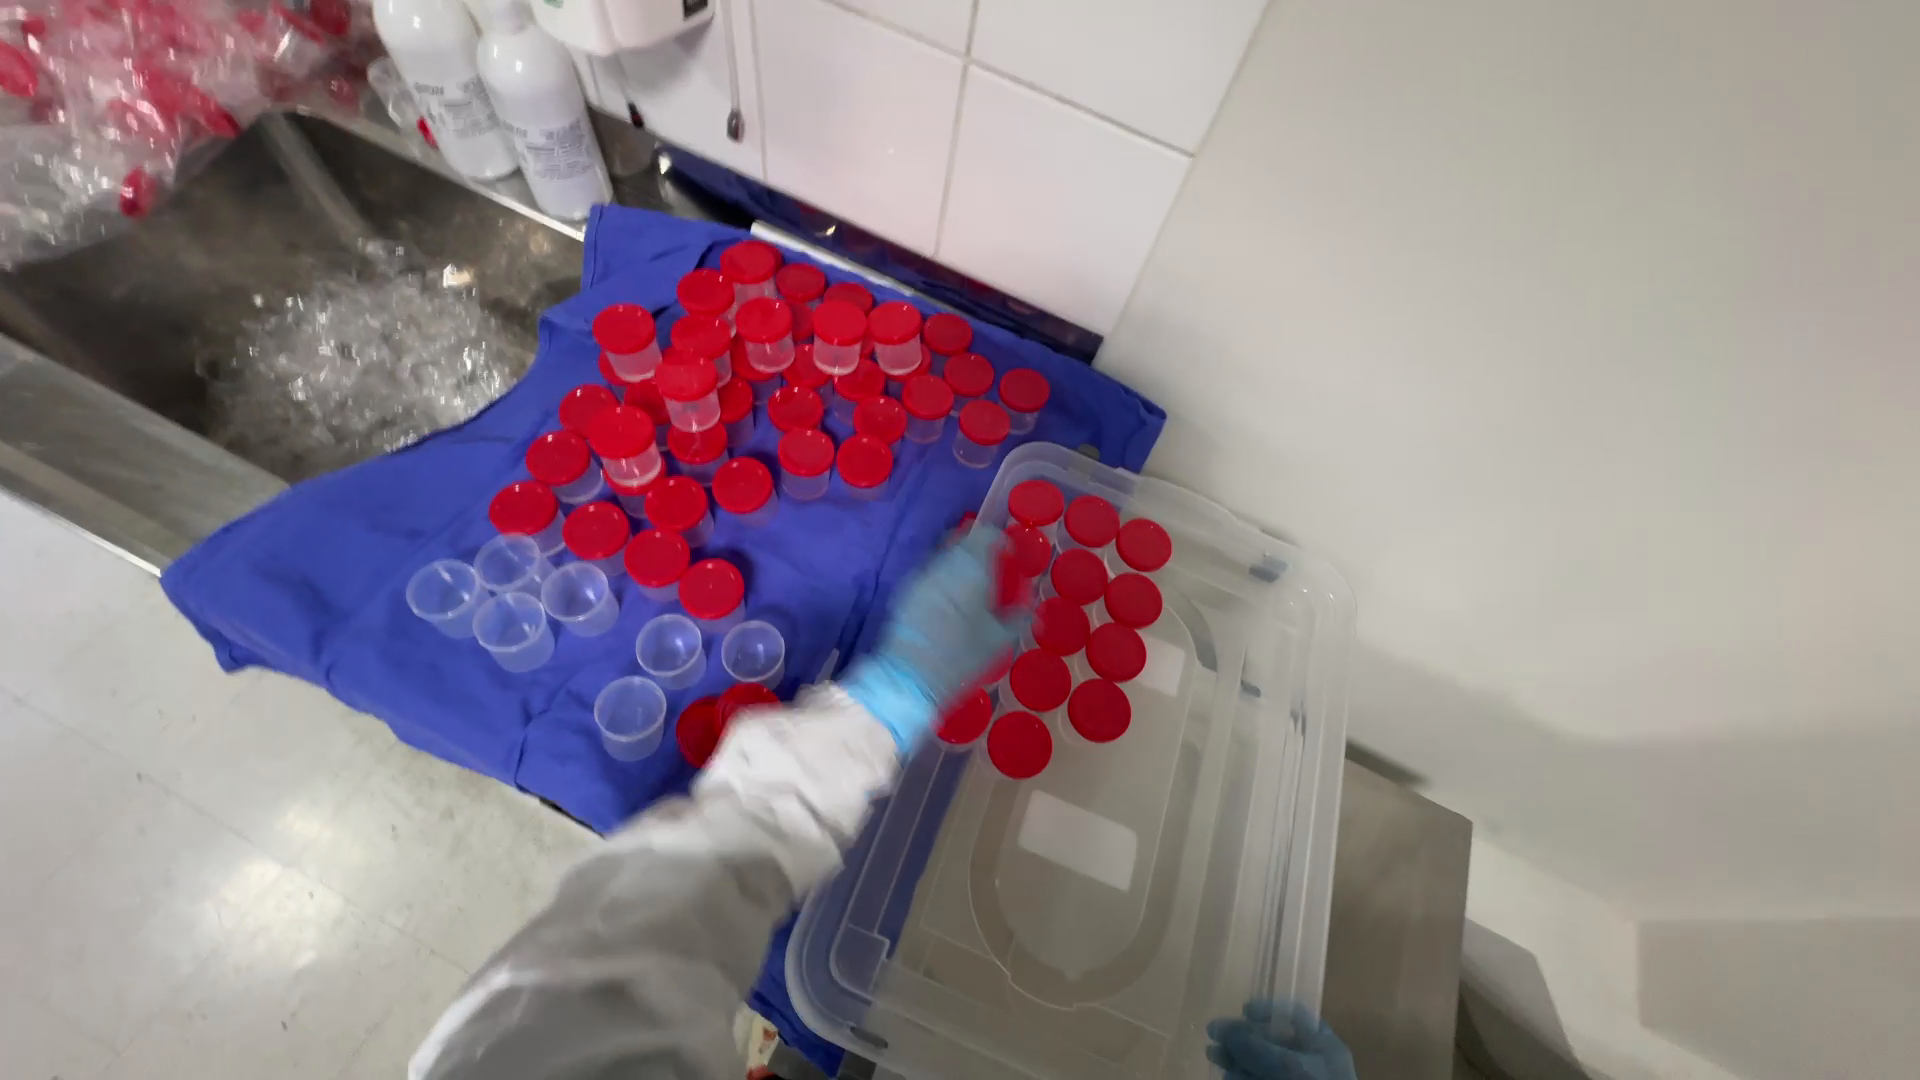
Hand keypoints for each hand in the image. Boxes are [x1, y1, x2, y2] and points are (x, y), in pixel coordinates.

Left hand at [842, 528, 1028, 750]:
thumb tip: (1030, 609)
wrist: (910, 677)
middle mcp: (944, 565)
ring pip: (945, 556)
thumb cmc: (961, 657)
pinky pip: (930, 573)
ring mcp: (922, 576)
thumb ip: (1018, 617)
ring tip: (971, 588)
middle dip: (980, 551)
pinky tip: (949, 601)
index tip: (1010, 556)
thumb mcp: (999, 641)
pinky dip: (943, 579)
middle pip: (963, 541)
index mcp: (971, 569)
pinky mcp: (906, 590)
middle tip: (993, 571)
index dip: (1001, 540)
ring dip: (960, 564)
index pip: (986, 535)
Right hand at [1206, 1001, 1355, 1079]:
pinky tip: (1225, 1078)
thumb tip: (1221, 1027)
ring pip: (1262, 1065)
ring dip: (1235, 1059)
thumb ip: (1254, 1045)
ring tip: (1213, 1056)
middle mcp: (1312, 1062)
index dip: (1267, 1009)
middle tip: (1213, 1035)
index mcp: (1323, 1045)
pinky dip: (1241, 1078)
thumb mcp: (1287, 1066)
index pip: (1294, 1015)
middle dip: (1241, 1037)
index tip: (1242, 1011)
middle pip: (1271, 1040)